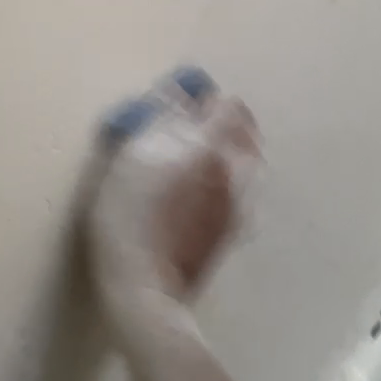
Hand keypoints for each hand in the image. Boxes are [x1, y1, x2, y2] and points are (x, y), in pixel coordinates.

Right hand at [86, 74, 261, 338]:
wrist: (145, 286)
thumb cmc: (128, 216)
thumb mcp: (132, 157)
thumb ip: (160, 120)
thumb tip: (180, 93)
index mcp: (211, 149)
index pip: (227, 107)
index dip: (206, 100)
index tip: (183, 104)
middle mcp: (236, 173)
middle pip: (247, 133)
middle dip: (226, 122)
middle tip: (195, 125)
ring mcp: (241, 205)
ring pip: (251, 163)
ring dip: (232, 150)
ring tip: (201, 155)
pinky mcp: (236, 231)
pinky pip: (246, 191)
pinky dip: (233, 180)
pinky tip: (209, 189)